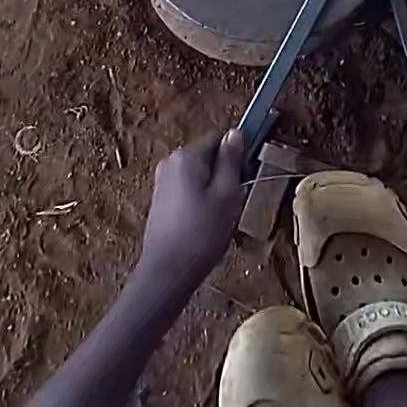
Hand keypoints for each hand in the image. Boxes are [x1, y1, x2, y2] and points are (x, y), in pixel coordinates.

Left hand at [136, 129, 246, 291]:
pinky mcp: (160, 200)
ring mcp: (162, 181)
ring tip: (221, 216)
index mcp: (186, 156)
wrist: (167, 272)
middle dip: (224, 173)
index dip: (236, 154)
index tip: (246, 177)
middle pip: (207, 156)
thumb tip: (235, 133)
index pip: (217, 138)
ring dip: (213, 188)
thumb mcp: (226, 194)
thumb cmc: (202, 232)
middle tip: (235, 200)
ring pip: (198, 174)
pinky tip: (205, 224)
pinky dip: (200, 200)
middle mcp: (170, 162)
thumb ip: (231, 161)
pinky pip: (187, 189)